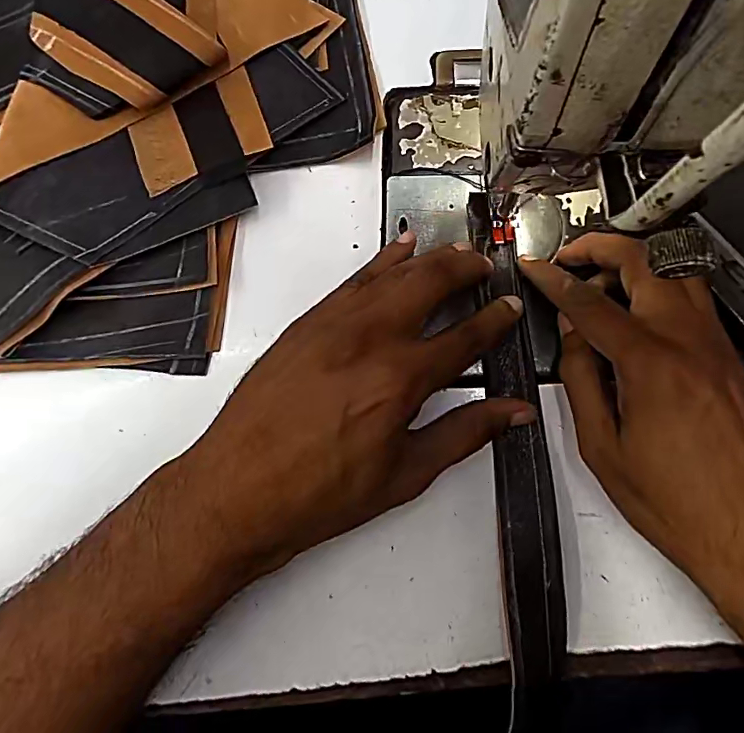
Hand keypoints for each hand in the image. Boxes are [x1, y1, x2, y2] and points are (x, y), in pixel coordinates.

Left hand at [163, 233, 533, 585]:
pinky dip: (384, 258)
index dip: (495, 319)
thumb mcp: (405, 473)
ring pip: (395, 271)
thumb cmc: (310, 492)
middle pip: (433, 282)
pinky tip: (400, 249)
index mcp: (399, 379)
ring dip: (431, 257)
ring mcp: (335, 324)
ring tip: (455, 253)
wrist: (235, 493)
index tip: (508, 309)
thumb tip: (508, 414)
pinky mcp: (309, 321)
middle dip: (468, 269)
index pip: (465, 336)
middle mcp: (369, 339)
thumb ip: (465, 433)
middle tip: (486, 268)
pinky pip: (357, 277)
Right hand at [518, 234, 743, 603]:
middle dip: (598, 247)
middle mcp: (687, 341)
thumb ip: (580, 379)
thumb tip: (571, 339)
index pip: (589, 301)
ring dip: (634, 261)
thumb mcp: (603, 447)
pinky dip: (659, 285)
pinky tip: (639, 311)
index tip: (539, 269)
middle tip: (572, 256)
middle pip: (641, 259)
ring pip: (674, 266)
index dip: (555, 280)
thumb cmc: (684, 504)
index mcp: (650, 363)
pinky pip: (691, 295)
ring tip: (604, 280)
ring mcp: (713, 343)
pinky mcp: (727, 354)